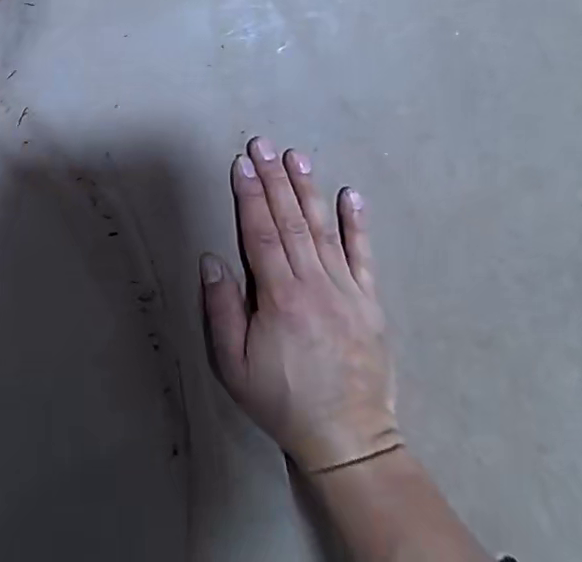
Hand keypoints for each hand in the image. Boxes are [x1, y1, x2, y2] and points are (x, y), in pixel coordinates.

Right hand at [201, 137, 400, 472]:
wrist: (348, 438)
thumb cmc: (281, 400)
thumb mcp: (233, 365)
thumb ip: (221, 309)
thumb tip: (212, 258)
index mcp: (280, 298)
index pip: (260, 233)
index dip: (249, 195)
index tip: (241, 163)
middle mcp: (315, 285)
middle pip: (290, 221)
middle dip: (273, 179)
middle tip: (263, 143)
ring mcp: (347, 290)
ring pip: (323, 229)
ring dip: (308, 189)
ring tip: (296, 156)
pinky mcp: (369, 302)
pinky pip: (363, 255)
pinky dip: (357, 223)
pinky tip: (350, 195)